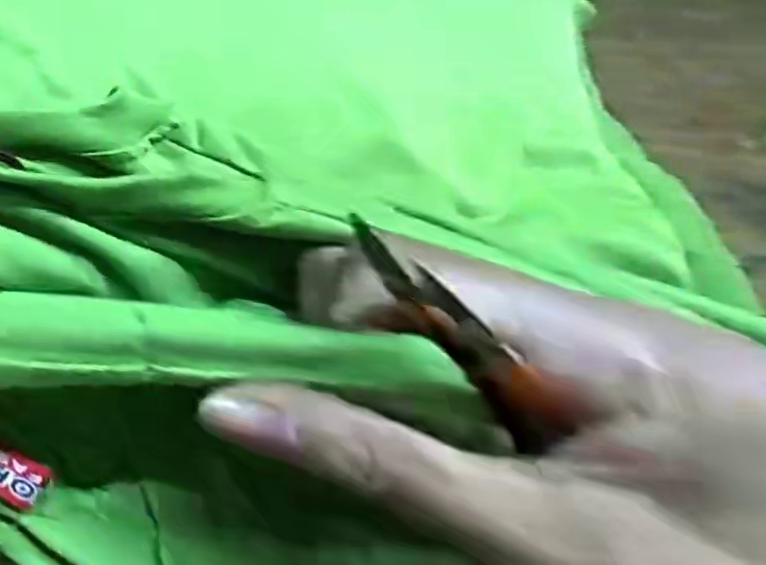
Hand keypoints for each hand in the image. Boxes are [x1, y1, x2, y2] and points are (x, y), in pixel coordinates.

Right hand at [199, 234, 765, 563]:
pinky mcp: (584, 357)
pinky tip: (457, 429)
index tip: (340, 398)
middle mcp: (568, 303)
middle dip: (349, 332)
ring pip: (416, 297)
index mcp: (576, 326)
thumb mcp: (551, 541)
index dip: (333, 319)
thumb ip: (379, 462)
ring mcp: (579, 327)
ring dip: (384, 356)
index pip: (390, 264)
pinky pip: (458, 331)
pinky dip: (425, 371)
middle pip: (392, 266)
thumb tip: (216, 405)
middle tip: (382, 416)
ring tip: (424, 433)